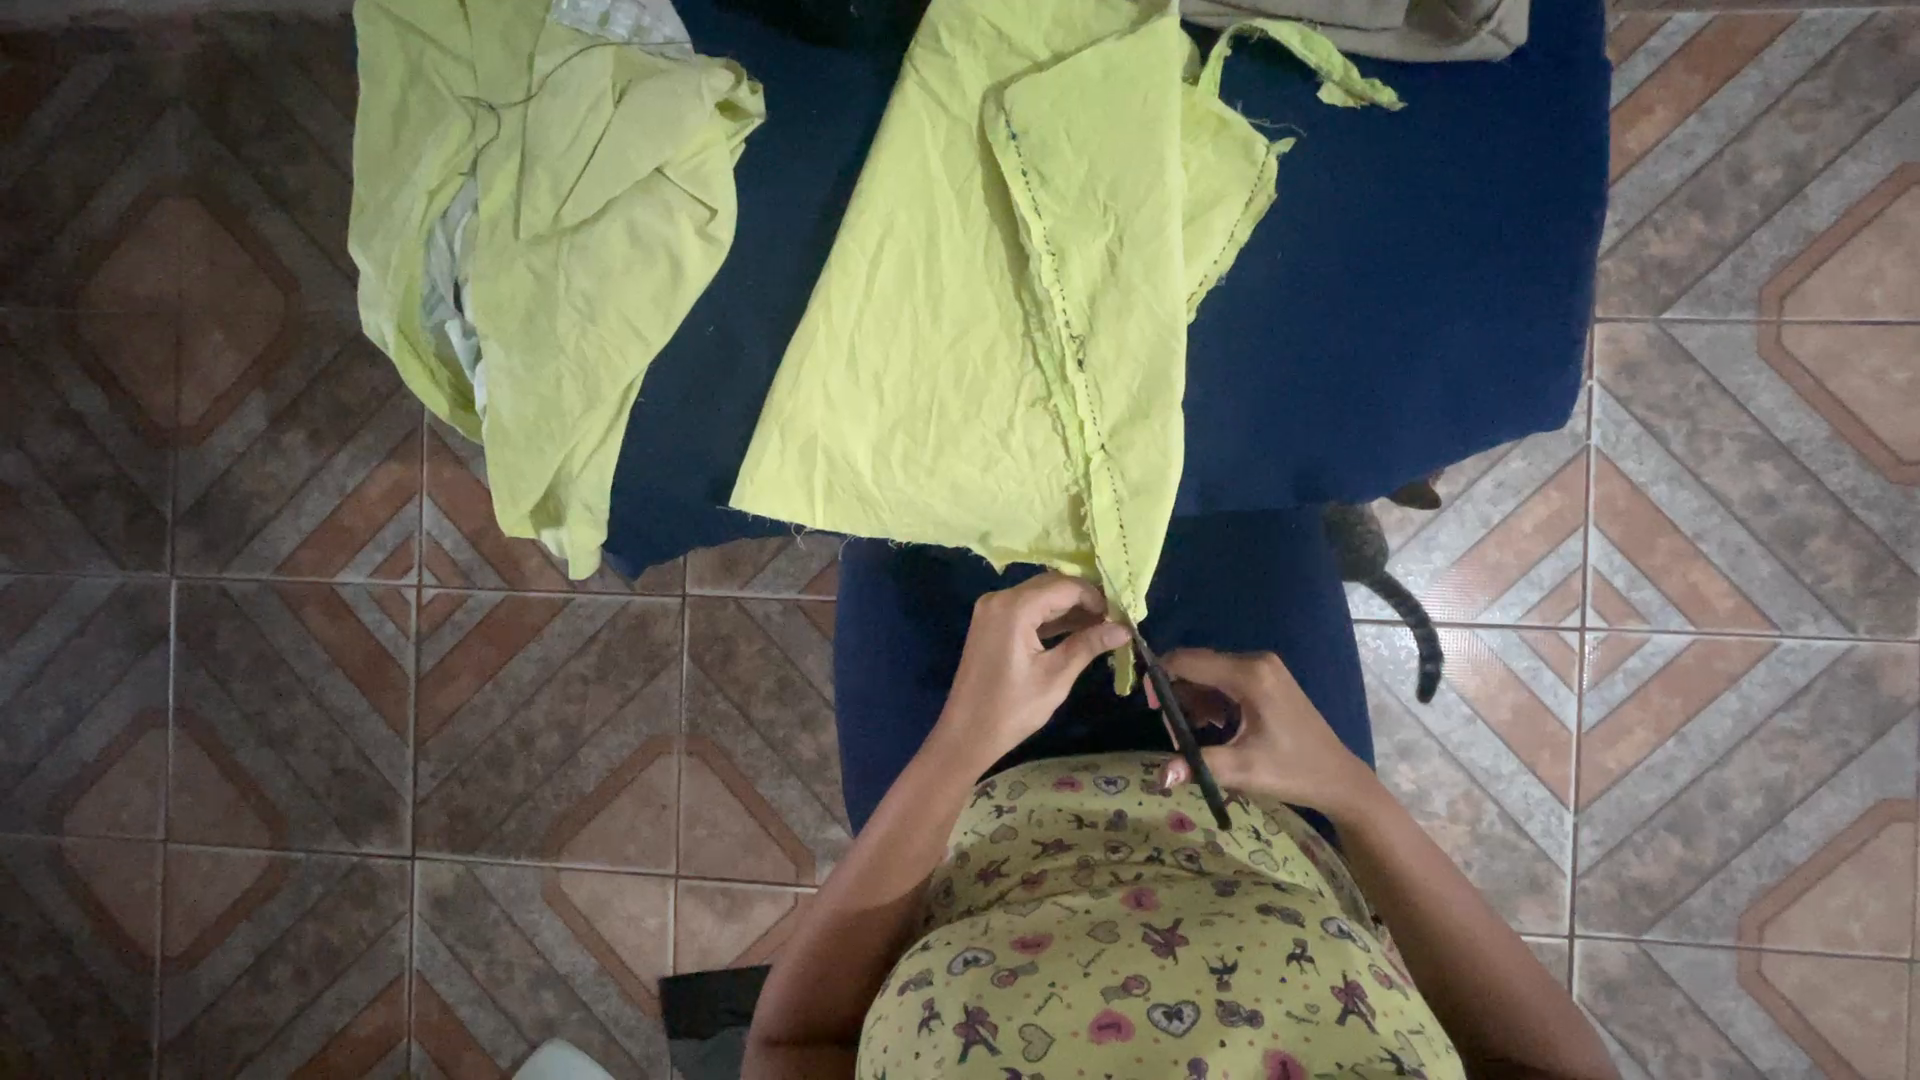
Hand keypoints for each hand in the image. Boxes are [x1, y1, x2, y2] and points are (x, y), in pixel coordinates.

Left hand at [931, 574, 1130, 768]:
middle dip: (1084, 600)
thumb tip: (1125, 629)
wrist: (967, 734)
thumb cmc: (1012, 709)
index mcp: (1014, 607)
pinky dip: (1050, 618)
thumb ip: (1088, 645)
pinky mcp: (990, 622)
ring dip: (1068, 609)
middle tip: (1114, 621)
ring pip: (1039, 597)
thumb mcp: (1055, 676)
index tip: (1120, 616)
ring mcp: (992, 609)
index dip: (1096, 597)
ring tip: (1101, 628)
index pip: (1065, 586)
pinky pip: (1026, 610)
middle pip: (1051, 585)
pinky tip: (1076, 631)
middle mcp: (999, 598)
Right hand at [1153, 648, 1381, 820]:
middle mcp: (1254, 661)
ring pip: (1207, 675)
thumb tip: (1160, 777)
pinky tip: (1213, 730)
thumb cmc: (1293, 771)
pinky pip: (1222, 682)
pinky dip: (1210, 703)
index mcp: (1249, 674)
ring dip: (1192, 703)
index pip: (1187, 660)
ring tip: (1194, 738)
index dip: (1159, 678)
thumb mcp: (1243, 770)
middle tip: (1176, 736)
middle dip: (1177, 697)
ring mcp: (1262, 669)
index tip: (1150, 708)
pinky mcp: (1265, 679)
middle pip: (1195, 667)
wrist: (1339, 780)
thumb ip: (1198, 765)